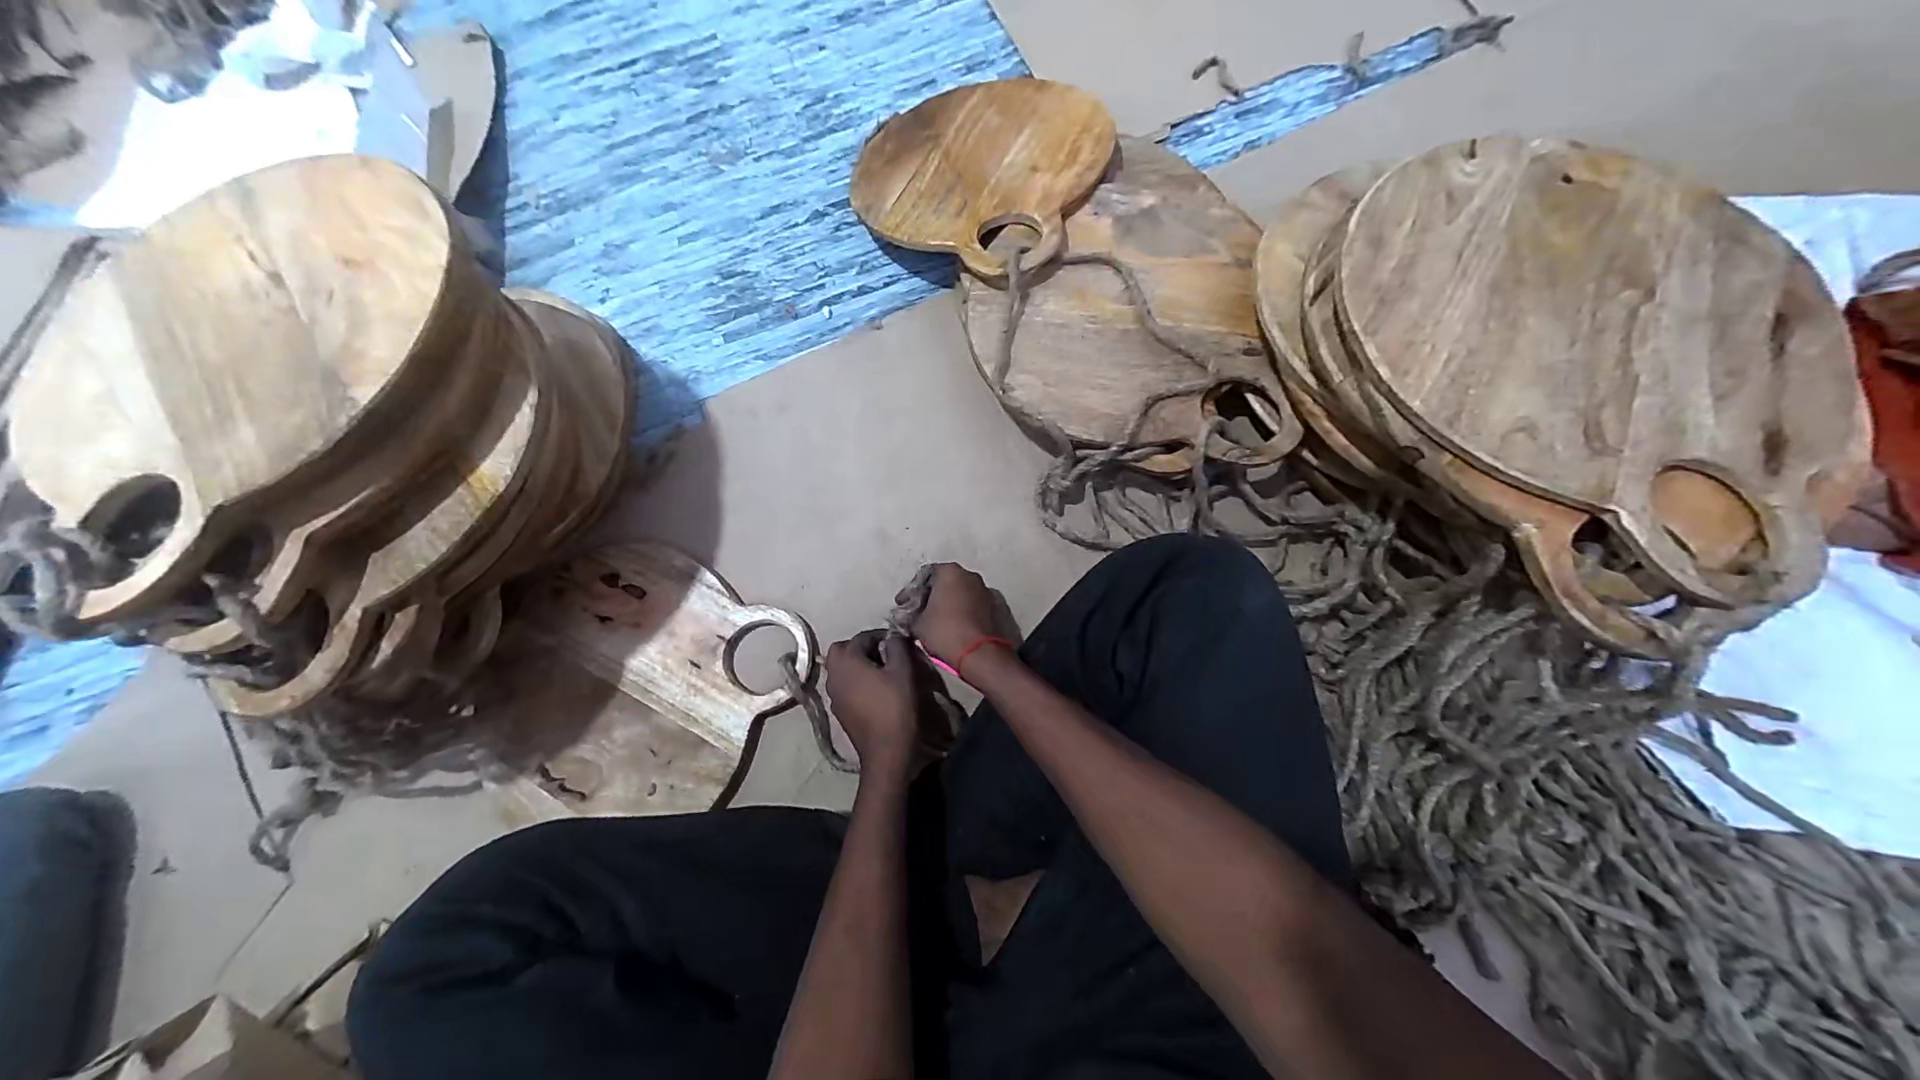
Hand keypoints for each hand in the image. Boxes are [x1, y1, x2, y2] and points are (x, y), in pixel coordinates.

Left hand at [824, 631, 918, 775]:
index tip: (895, 643)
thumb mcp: (903, 670)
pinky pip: (842, 686)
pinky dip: (853, 682)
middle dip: (860, 648)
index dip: (879, 636)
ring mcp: (832, 694)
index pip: (860, 637)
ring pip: (839, 669)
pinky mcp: (837, 710)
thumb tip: (892, 635)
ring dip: (855, 665)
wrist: (885, 750)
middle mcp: (833, 674)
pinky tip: (872, 691)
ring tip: (878, 673)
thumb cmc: (895, 706)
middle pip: (841, 650)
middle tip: (882, 655)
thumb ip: (896, 646)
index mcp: (846, 661)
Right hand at [910, 563, 1003, 666]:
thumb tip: (905, 616)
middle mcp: (972, 576)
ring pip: (964, 595)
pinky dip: (968, 615)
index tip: (903, 605)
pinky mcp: (1002, 609)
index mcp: (951, 572)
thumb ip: (909, 616)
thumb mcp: (917, 625)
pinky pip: (978, 608)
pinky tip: (960, 630)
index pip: (925, 575)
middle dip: (933, 597)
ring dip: (952, 606)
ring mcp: (990, 592)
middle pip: (947, 583)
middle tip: (920, 614)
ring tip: (941, 624)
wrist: (982, 655)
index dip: (911, 591)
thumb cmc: (945, 633)